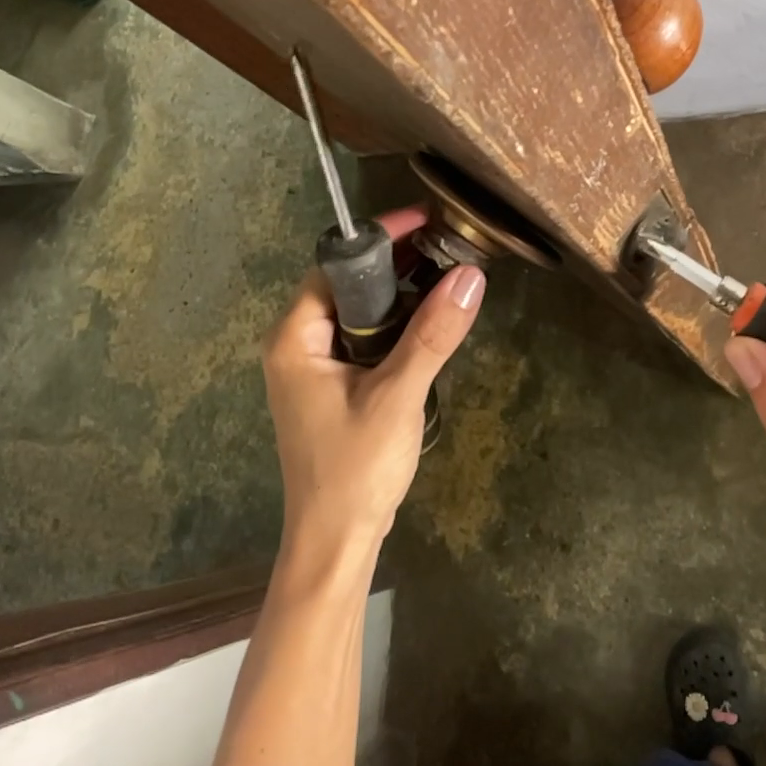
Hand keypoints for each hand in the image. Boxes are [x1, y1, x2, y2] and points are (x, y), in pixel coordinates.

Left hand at [260, 207, 485, 549]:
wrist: (338, 541)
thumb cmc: (356, 468)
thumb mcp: (398, 395)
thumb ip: (432, 334)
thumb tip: (471, 275)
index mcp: (294, 338)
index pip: (334, 265)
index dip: (379, 239)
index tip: (427, 223)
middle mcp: (296, 346)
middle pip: (346, 286)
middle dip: (395, 265)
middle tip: (447, 249)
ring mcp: (313, 370)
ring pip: (358, 315)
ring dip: (399, 298)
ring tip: (447, 278)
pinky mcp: (333, 389)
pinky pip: (363, 341)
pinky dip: (394, 328)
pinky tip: (429, 325)